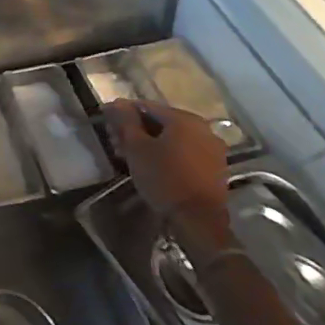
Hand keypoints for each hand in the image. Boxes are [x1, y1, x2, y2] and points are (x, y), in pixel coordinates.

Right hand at [103, 99, 229, 234]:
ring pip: (175, 139)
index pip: (147, 107)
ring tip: (132, 158)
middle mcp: (202, 127)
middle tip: (117, 144)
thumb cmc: (164, 179)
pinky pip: (186, 153)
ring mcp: (212, 148)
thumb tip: (116, 103)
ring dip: (152, 144)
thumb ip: (126, 122)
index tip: (108, 125)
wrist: (199, 221)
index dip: (124, 113)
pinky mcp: (215, 169)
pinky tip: (155, 168)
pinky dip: (169, 156)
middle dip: (138, 130)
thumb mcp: (137, 149)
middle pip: (162, 122)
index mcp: (184, 118)